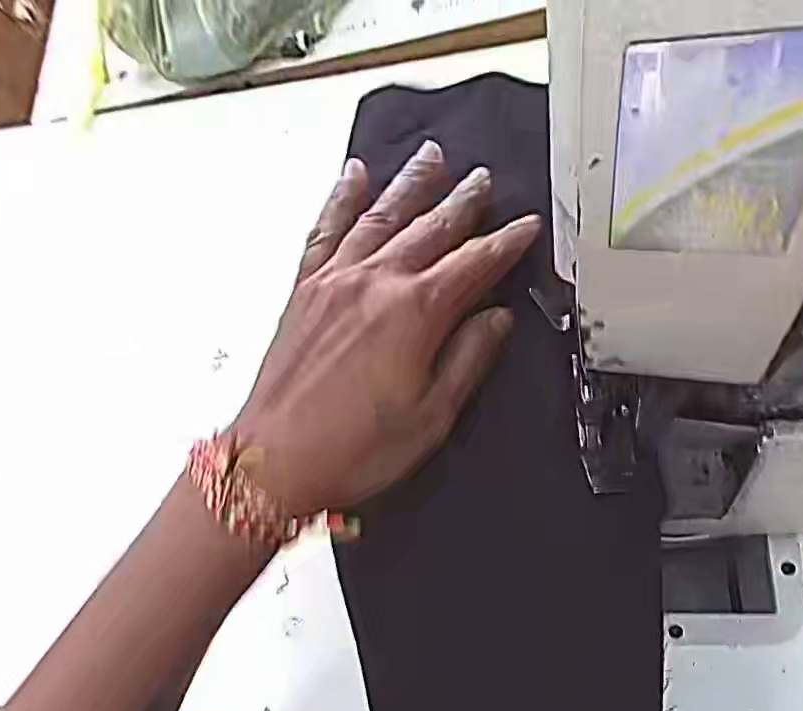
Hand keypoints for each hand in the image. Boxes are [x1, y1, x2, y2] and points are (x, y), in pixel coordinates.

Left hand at [233, 140, 540, 514]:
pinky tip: (354, 177)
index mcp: (414, 315)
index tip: (525, 228)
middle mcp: (374, 284)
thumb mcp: (433, 415)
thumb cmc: (355, 447)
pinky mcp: (304, 289)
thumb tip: (496, 321)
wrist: (277, 459)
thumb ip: (468, 358)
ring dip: (412, 185)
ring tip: (434, 159)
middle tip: (484, 181)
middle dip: (464, 203)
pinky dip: (342, 197)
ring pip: (382, 215)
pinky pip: (327, 228)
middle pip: (430, 229)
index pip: (473, 265)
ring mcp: (335, 281)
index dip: (505, 244)